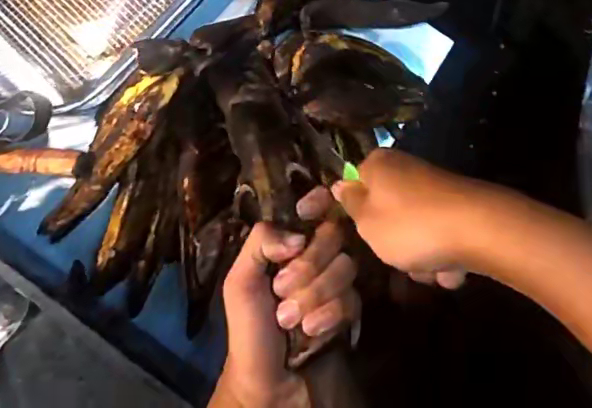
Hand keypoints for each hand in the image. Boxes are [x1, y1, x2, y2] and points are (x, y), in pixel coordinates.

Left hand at [210, 188, 358, 407]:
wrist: (267, 389)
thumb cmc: (249, 332)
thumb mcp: (240, 283)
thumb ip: (259, 243)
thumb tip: (299, 236)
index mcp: (293, 245)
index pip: (317, 208)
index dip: (318, 203)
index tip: (306, 211)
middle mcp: (319, 257)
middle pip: (334, 234)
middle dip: (308, 265)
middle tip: (281, 291)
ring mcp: (337, 283)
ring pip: (345, 266)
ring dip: (314, 295)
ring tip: (290, 320)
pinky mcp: (351, 311)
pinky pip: (352, 299)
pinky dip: (328, 316)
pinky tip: (311, 332)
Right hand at [331, 149, 480, 288]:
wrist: (476, 229)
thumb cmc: (410, 224)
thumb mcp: (367, 220)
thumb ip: (352, 202)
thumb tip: (341, 182)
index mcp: (380, 164)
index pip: (355, 182)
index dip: (356, 209)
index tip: (361, 230)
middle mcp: (406, 169)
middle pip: (385, 214)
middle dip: (392, 243)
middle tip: (396, 253)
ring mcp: (432, 189)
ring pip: (412, 234)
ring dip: (419, 259)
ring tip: (429, 263)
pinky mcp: (454, 209)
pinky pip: (436, 241)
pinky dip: (441, 258)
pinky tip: (449, 265)